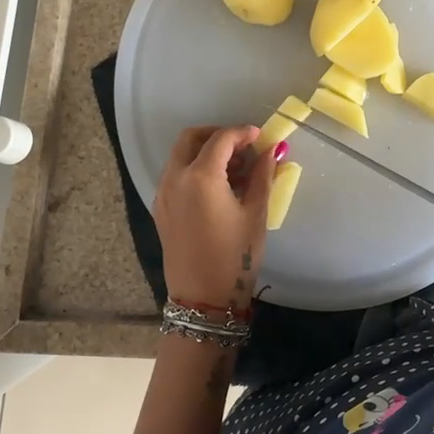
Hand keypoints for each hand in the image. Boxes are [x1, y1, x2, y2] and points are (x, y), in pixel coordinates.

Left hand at [153, 125, 282, 311]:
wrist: (203, 300)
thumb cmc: (235, 257)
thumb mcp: (255, 213)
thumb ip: (263, 175)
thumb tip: (273, 150)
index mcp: (200, 177)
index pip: (221, 139)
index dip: (242, 133)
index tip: (260, 137)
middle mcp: (175, 179)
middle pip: (191, 138)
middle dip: (216, 135)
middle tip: (242, 145)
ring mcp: (163, 194)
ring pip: (180, 155)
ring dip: (204, 151)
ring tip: (234, 168)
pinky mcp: (160, 209)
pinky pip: (175, 174)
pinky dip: (194, 168)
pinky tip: (218, 186)